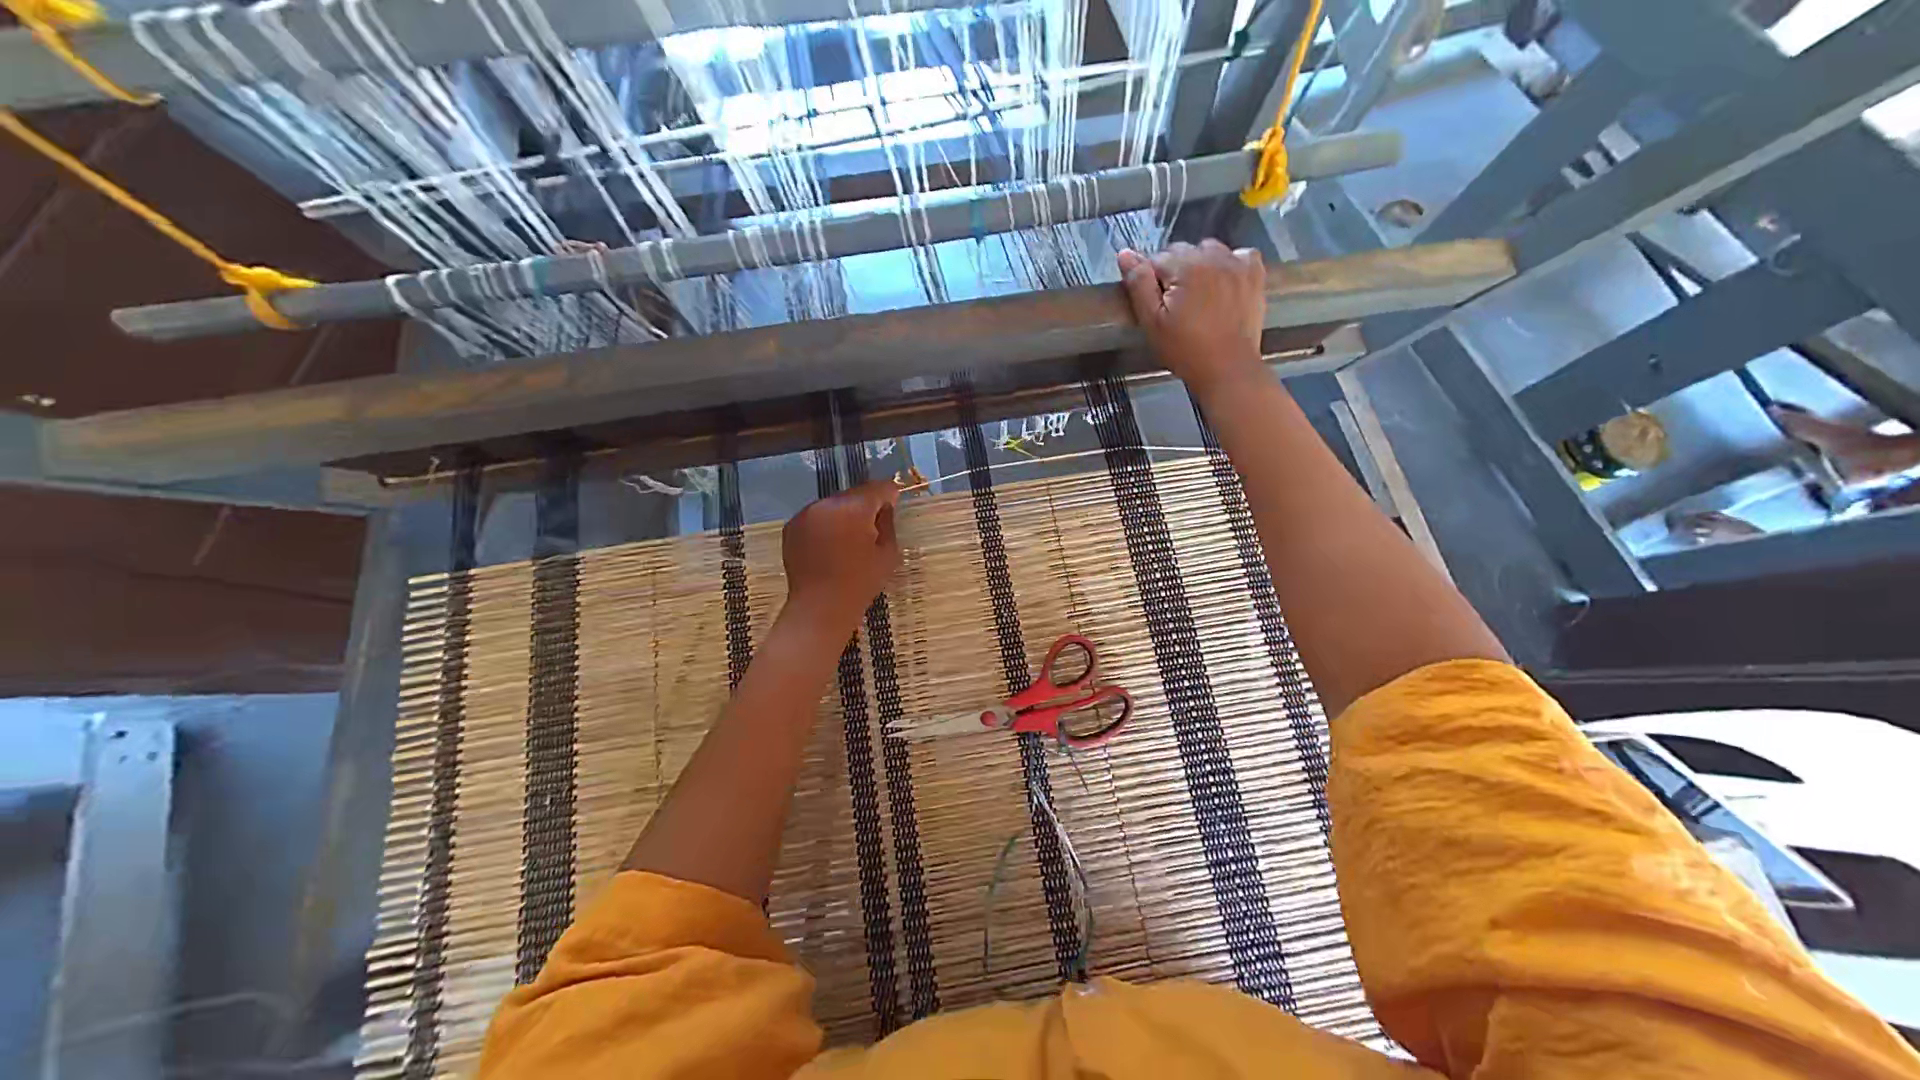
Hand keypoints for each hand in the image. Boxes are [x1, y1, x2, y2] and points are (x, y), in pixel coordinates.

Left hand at [781, 479, 901, 628]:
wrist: (820, 607)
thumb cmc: (860, 583)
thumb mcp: (887, 554)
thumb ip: (888, 523)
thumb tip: (885, 507)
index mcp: (853, 508)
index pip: (878, 488)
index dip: (890, 494)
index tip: (895, 503)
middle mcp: (826, 503)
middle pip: (853, 494)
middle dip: (865, 505)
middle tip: (873, 526)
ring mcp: (805, 514)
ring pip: (833, 505)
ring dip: (844, 514)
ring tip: (850, 538)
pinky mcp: (792, 526)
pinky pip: (816, 517)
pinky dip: (825, 524)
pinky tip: (831, 545)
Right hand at [1118, 239, 1266, 393]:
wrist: (1227, 368)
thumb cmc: (1186, 350)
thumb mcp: (1151, 322)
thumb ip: (1138, 284)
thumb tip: (1125, 254)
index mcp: (1185, 267)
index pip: (1156, 259)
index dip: (1151, 282)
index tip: (1157, 305)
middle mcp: (1213, 257)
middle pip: (1182, 251)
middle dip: (1174, 272)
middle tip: (1176, 305)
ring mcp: (1236, 264)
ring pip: (1208, 250)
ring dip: (1200, 266)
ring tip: (1198, 296)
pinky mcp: (1253, 274)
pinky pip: (1239, 254)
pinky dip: (1230, 263)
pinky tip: (1223, 283)